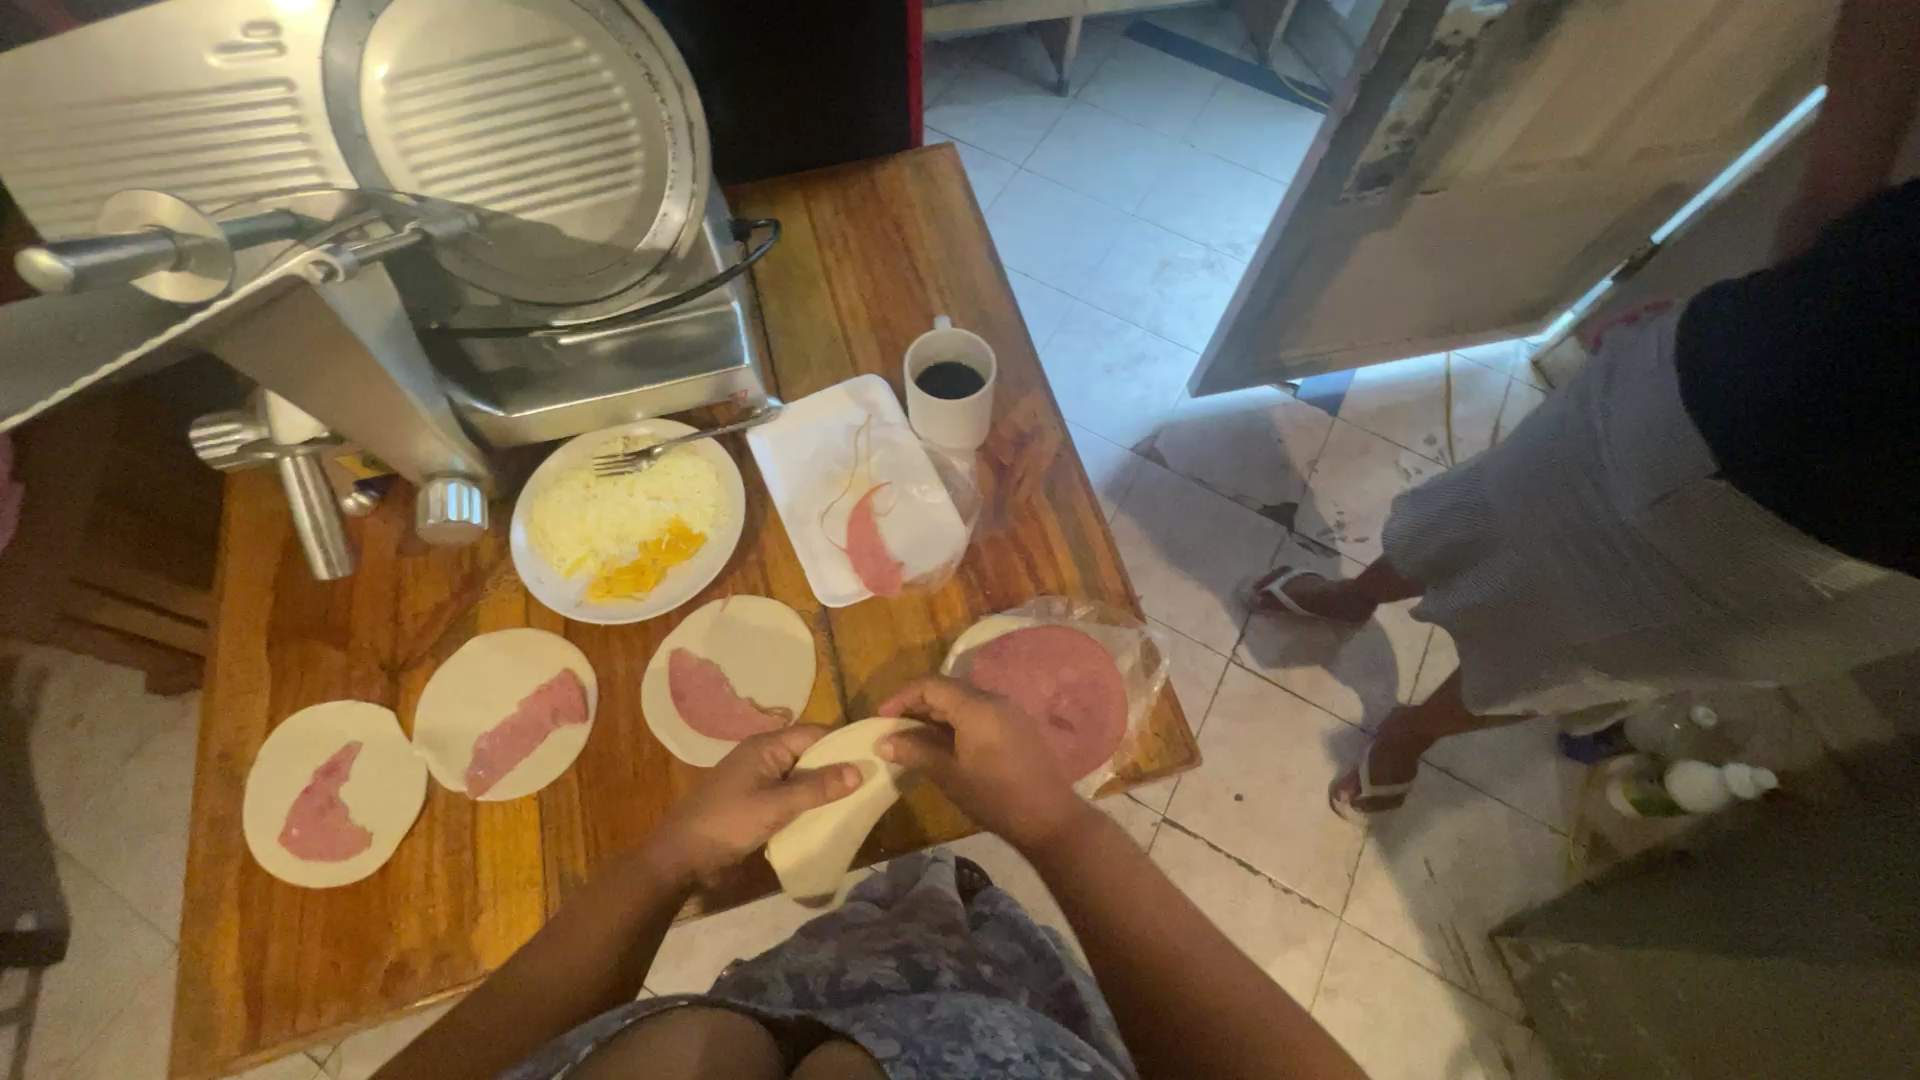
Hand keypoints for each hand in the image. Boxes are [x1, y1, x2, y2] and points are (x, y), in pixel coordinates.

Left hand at [646, 727, 861, 886]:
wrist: (679, 856)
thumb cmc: (727, 823)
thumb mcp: (776, 806)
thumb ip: (817, 788)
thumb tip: (859, 770)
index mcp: (766, 746)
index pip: (815, 732)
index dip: (844, 741)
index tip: (874, 753)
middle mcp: (763, 755)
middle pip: (809, 752)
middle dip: (837, 765)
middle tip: (872, 778)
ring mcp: (757, 778)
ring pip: (800, 774)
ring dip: (823, 785)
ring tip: (856, 797)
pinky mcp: (754, 799)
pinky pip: (789, 792)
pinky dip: (807, 800)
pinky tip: (826, 814)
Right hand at [876, 675, 1090, 854]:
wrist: (1050, 818)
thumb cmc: (995, 797)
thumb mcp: (950, 776)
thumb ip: (916, 753)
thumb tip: (884, 742)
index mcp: (976, 706)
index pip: (931, 685)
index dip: (903, 697)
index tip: (882, 717)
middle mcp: (994, 700)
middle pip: (949, 689)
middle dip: (918, 705)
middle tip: (894, 729)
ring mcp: (1009, 712)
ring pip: (964, 702)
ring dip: (937, 714)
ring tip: (915, 739)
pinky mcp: (1017, 726)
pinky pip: (980, 713)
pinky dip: (957, 722)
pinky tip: (946, 745)